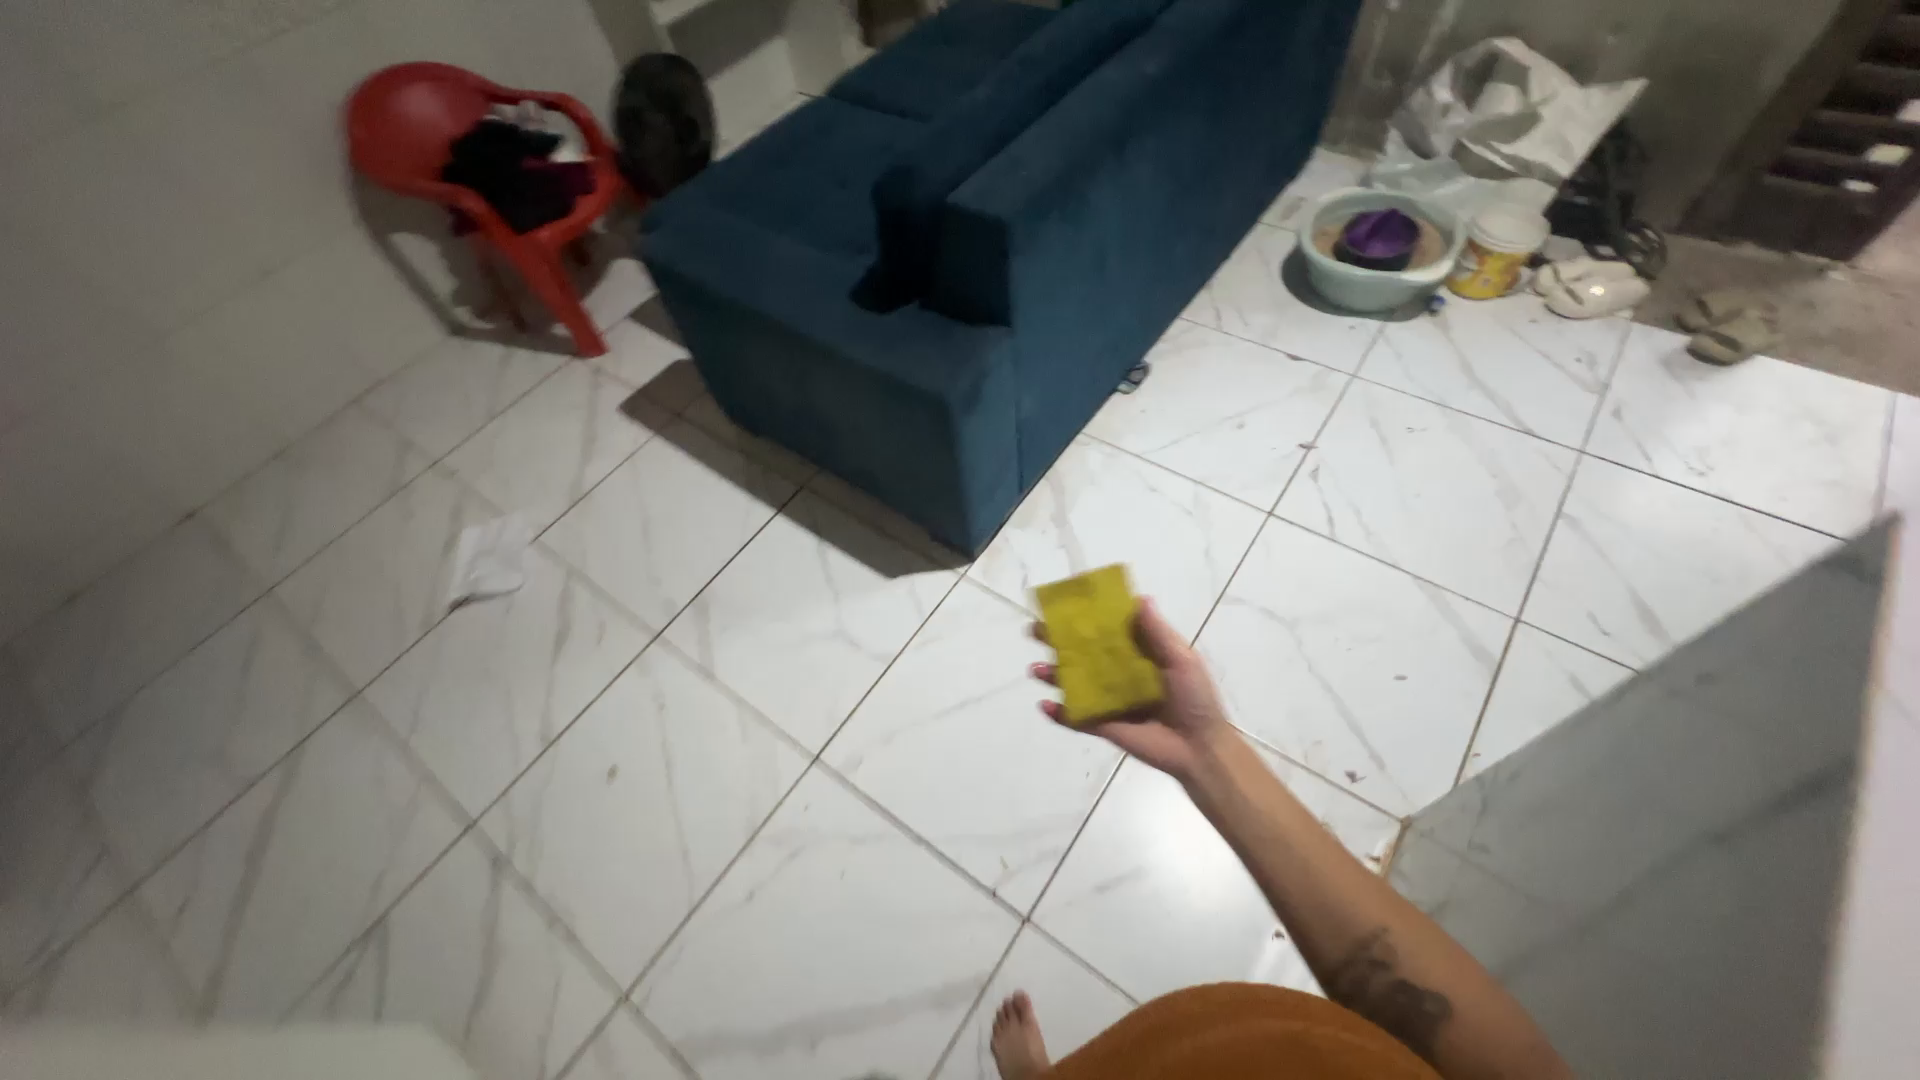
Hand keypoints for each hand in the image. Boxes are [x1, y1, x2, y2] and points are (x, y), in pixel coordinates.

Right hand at [1029, 597, 1237, 782]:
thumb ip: (1158, 633)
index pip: (1106, 630)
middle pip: (1081, 654)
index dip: (1085, 618)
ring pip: (1073, 684)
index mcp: (1136, 653)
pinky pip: (1076, 718)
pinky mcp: (1103, 726)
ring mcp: (1107, 700)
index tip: (1063, 605)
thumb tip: (1140, 597)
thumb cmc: (1195, 698)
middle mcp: (1117, 673)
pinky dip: (1059, 713)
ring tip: (1036, 670)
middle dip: (1056, 642)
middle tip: (1035, 631)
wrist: (1200, 748)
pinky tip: (1045, 706)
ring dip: (1052, 675)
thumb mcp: (1181, 660)